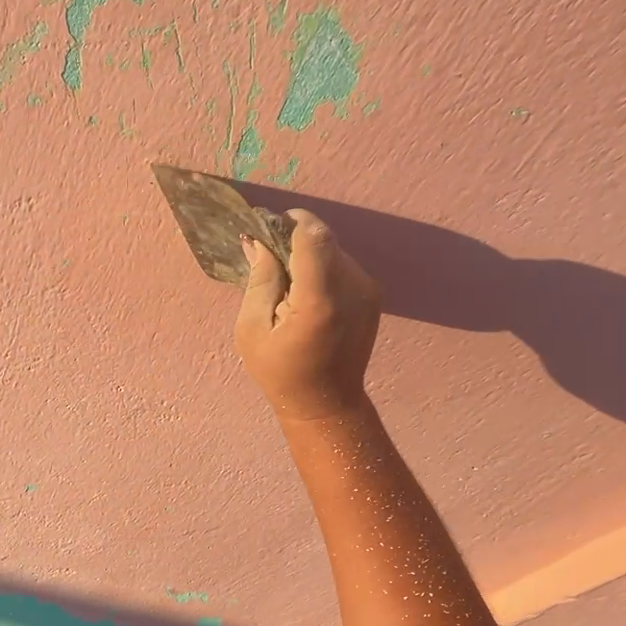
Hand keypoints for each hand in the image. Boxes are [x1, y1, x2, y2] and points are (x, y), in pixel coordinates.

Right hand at [234, 209, 382, 420]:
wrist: (327, 402)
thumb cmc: (279, 371)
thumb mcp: (252, 330)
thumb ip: (260, 280)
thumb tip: (258, 242)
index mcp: (319, 301)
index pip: (313, 237)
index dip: (289, 223)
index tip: (266, 227)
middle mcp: (352, 288)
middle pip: (323, 239)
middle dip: (294, 239)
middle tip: (269, 259)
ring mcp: (368, 289)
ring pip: (334, 249)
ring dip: (308, 254)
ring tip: (287, 284)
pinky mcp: (373, 292)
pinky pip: (343, 264)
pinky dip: (321, 268)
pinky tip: (305, 295)